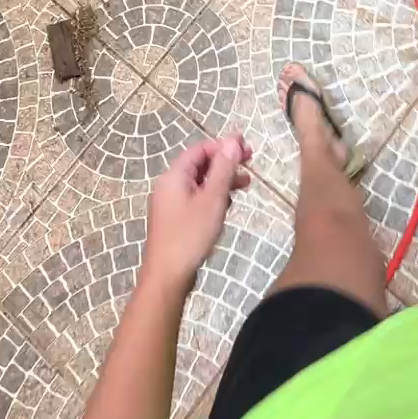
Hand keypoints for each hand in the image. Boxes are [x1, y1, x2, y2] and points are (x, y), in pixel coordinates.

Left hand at [141, 134, 251, 289]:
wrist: (167, 278)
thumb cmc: (190, 235)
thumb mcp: (212, 199)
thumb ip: (223, 168)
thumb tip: (233, 141)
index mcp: (174, 176)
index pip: (200, 149)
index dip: (224, 146)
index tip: (247, 148)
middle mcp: (169, 185)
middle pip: (200, 164)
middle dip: (225, 162)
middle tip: (250, 162)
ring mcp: (171, 203)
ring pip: (200, 181)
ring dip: (222, 179)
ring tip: (245, 184)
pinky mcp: (175, 219)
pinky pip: (196, 197)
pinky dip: (213, 195)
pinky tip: (228, 204)